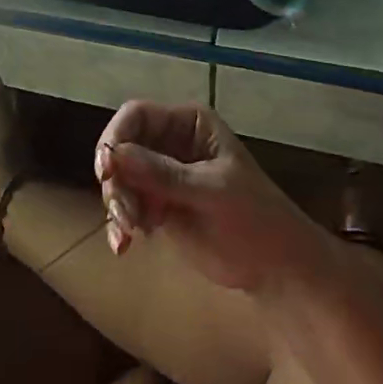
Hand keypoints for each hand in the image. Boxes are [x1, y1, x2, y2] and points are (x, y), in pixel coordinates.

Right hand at [94, 101, 323, 293]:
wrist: (276, 268)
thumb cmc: (255, 217)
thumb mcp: (211, 191)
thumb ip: (163, 173)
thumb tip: (114, 154)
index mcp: (188, 124)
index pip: (136, 115)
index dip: (116, 137)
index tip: (106, 170)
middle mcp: (169, 142)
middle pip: (121, 147)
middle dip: (116, 180)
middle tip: (124, 214)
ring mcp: (160, 175)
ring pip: (119, 178)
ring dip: (117, 204)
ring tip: (131, 234)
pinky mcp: (156, 206)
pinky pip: (125, 206)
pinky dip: (120, 224)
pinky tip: (124, 246)